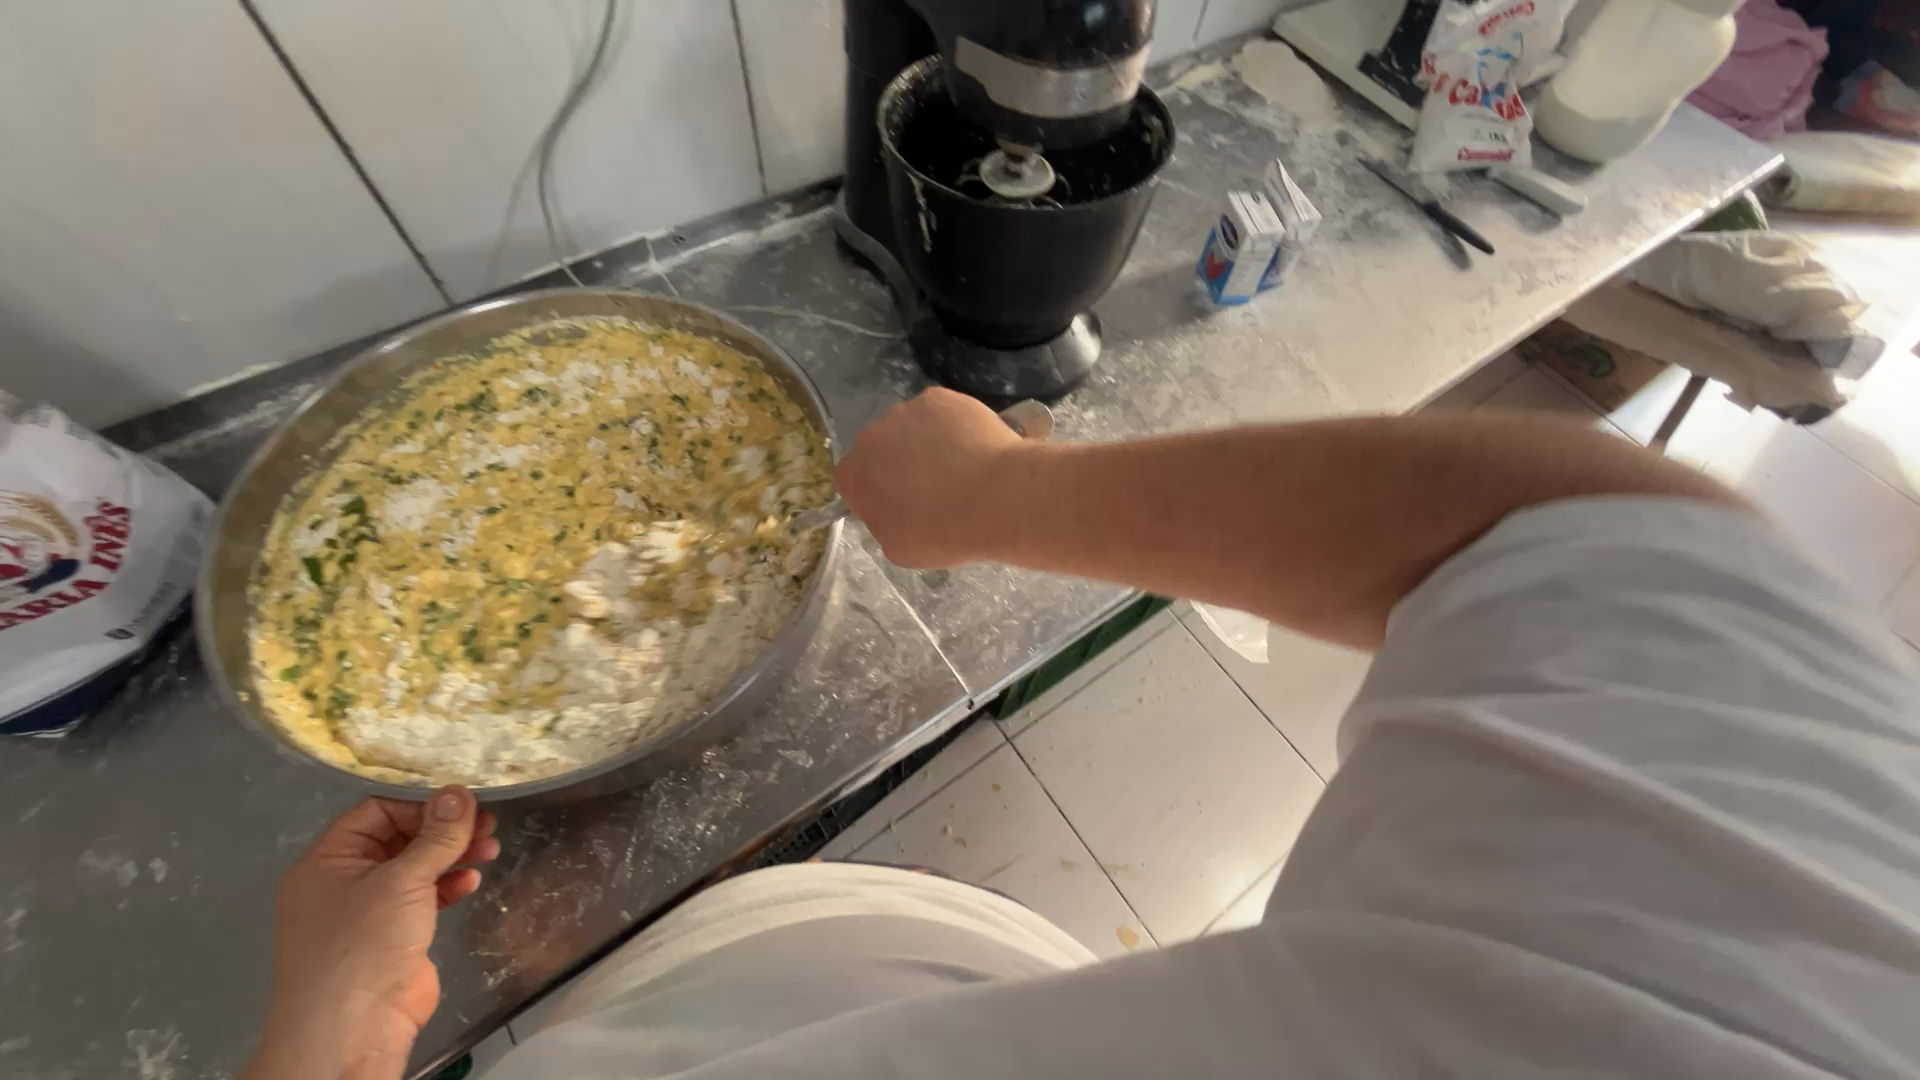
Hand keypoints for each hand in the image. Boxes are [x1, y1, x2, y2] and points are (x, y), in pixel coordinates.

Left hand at [244, 788, 499, 1079]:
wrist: (353, 1028)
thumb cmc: (366, 943)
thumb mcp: (405, 879)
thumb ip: (437, 834)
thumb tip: (459, 790)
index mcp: (328, 862)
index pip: (376, 812)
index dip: (420, 804)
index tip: (464, 804)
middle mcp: (344, 881)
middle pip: (401, 837)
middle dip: (446, 831)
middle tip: (488, 825)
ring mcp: (368, 910)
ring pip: (417, 866)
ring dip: (454, 855)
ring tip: (491, 851)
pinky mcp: (392, 933)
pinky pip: (424, 895)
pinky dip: (449, 884)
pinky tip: (470, 884)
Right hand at [835, 388, 1026, 567]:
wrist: (996, 498)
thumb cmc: (945, 532)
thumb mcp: (900, 548)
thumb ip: (884, 524)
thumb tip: (894, 510)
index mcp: (854, 476)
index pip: (852, 479)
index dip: (876, 490)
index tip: (898, 503)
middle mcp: (872, 437)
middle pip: (881, 448)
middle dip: (900, 463)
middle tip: (933, 486)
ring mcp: (906, 412)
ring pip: (912, 428)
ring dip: (928, 443)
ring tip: (961, 467)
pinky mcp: (939, 398)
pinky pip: (941, 413)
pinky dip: (954, 426)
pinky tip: (975, 448)